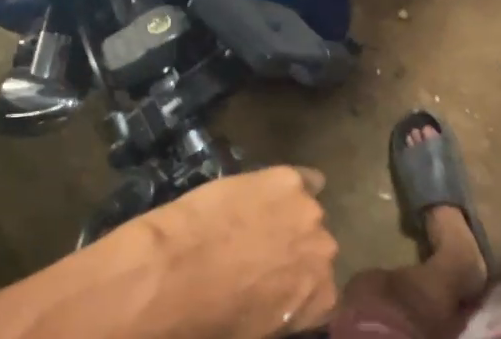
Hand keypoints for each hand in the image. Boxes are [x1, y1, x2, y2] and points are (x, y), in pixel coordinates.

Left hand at [129, 167, 337, 338]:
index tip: (278, 286)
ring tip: (254, 219)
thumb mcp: (252, 331)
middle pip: (317, 247)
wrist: (175, 272)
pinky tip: (266, 188)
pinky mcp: (288, 178)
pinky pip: (302, 178)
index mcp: (320, 298)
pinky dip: (286, 184)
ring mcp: (308, 210)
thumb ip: (281, 310)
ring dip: (287, 216)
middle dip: (294, 250)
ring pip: (306, 210)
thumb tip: (274, 297)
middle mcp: (324, 252)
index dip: (300, 289)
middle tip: (261, 251)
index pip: (324, 294)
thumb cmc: (208, 317)